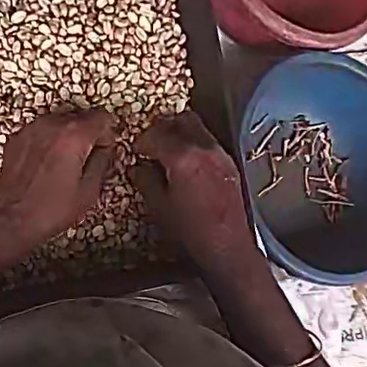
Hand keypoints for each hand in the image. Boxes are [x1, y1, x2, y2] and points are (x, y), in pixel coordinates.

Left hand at [0, 111, 118, 261]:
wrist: (12, 220)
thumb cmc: (49, 210)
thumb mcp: (89, 191)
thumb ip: (102, 162)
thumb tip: (106, 149)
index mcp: (73, 136)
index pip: (101, 117)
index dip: (107, 134)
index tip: (106, 148)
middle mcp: (51, 125)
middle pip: (80, 115)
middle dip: (89, 132)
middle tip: (89, 157)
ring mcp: (31, 130)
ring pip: (60, 120)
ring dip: (69, 135)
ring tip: (68, 162)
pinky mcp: (18, 139)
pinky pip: (42, 130)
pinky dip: (50, 139)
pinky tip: (49, 163)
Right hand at [129, 111, 261, 278]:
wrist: (227, 246)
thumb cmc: (190, 230)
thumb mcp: (160, 206)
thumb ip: (146, 180)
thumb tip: (138, 167)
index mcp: (183, 157)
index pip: (157, 135)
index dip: (142, 141)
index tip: (136, 151)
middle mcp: (205, 149)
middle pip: (180, 120)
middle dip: (162, 128)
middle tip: (151, 143)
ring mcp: (221, 155)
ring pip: (198, 127)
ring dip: (180, 132)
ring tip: (168, 151)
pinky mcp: (230, 165)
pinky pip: (209, 142)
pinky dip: (194, 144)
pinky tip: (187, 164)